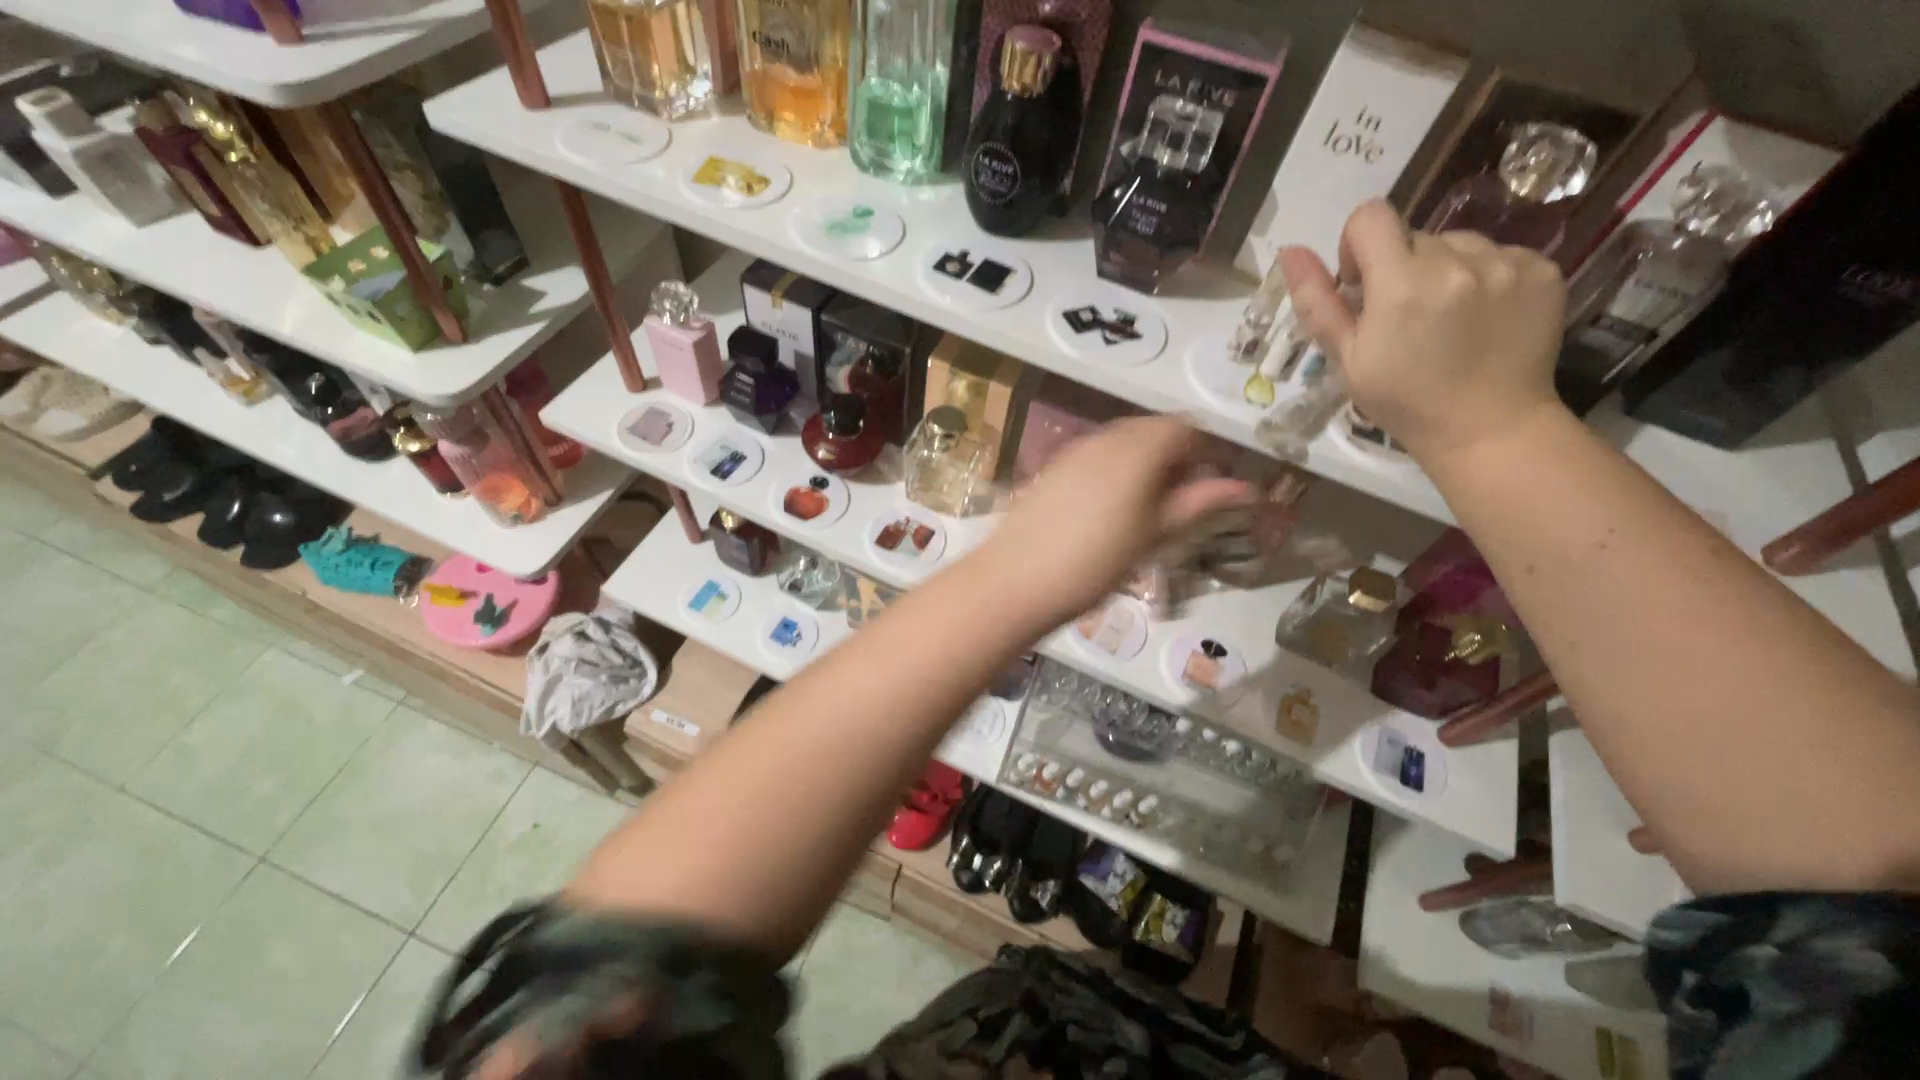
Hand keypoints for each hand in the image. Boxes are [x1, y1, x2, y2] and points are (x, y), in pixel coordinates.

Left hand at [978, 416, 1250, 624]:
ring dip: (1146, 462)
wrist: (1015, 582)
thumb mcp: (1154, 535)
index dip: (1206, 449)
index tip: (1216, 481)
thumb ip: (1199, 503)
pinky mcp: (1052, 469)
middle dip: (1177, 455)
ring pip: (1123, 442)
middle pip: (1153, 430)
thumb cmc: (1095, 563)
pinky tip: (1113, 509)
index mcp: (1137, 449)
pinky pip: (1096, 456)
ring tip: (1152, 507)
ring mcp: (1074, 452)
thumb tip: (1247, 487)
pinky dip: (1117, 470)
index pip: (1184, 427)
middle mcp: (1104, 440)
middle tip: (1187, 496)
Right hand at [1281, 199, 1570, 465]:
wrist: (1488, 429)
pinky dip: (1488, 278)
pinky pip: (1502, 254)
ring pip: (1459, 244)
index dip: (1357, 245)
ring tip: (1451, 320)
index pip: (1370, 217)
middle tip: (1409, 318)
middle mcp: (1457, 261)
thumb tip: (1291, 250)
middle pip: (1415, 236)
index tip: (1363, 283)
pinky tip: (1484, 318)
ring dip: (1447, 271)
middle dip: (1403, 267)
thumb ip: (1318, 302)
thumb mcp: (1348, 359)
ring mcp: (1506, 264)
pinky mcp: (1542, 271)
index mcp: (1402, 284)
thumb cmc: (1405, 401)